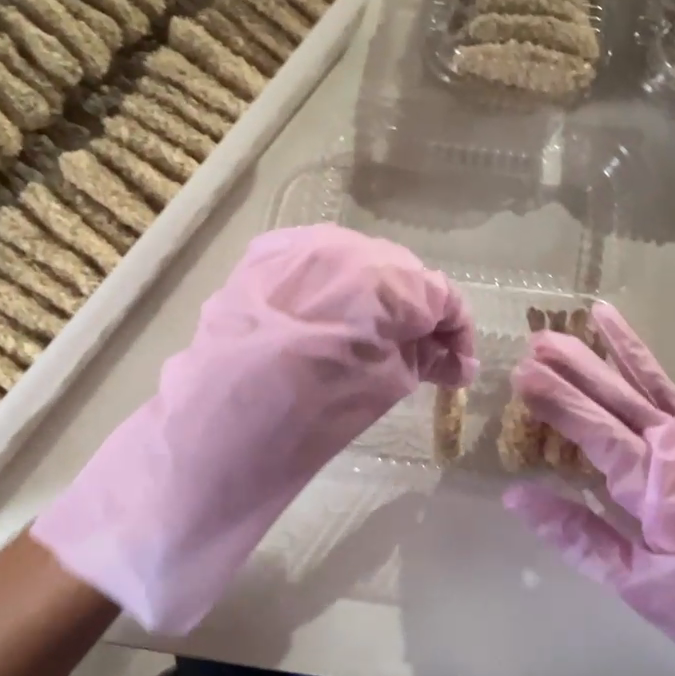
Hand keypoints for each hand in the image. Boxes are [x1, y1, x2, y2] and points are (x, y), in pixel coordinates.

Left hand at [33, 225, 475, 633]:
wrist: (215, 432)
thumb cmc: (311, 417)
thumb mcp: (384, 388)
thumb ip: (424, 357)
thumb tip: (447, 356)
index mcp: (383, 278)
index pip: (439, 293)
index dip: (457, 332)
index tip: (459, 370)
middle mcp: (342, 243)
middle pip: (400, 271)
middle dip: (418, 313)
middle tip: (424, 359)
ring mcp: (296, 244)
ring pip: (358, 262)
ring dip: (376, 299)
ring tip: (374, 343)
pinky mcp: (261, 257)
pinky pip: (316, 263)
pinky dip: (334, 290)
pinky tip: (332, 325)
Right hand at [503, 304, 674, 675]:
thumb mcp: (637, 584)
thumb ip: (577, 534)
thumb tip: (516, 494)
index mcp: (663, 488)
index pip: (599, 433)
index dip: (558, 404)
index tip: (521, 374)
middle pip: (624, 401)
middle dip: (580, 368)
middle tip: (538, 339)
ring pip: (654, 391)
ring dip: (618, 356)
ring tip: (590, 317)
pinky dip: (653, 374)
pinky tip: (632, 356)